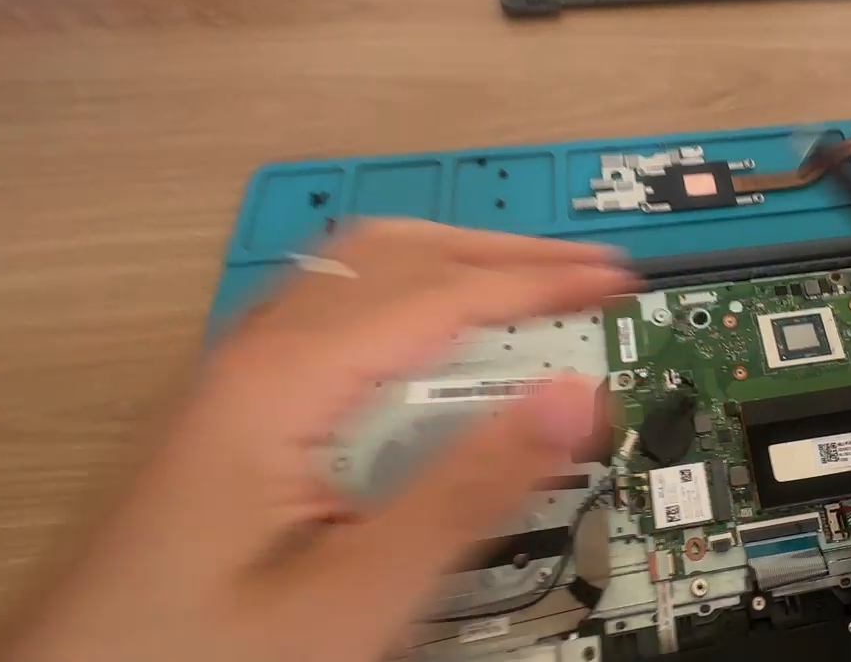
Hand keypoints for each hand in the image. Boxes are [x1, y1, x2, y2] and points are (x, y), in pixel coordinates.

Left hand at [0, 220, 636, 661]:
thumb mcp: (351, 600)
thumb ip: (470, 491)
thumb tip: (575, 400)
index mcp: (284, 381)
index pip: (444, 293)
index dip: (541, 281)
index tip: (614, 280)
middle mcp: (258, 347)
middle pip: (404, 250)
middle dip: (508, 252)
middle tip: (585, 273)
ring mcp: (240, 363)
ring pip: (367, 261)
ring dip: (461, 257)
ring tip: (531, 283)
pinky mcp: (237, 392)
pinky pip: (342, 297)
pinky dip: (416, 285)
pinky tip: (440, 324)